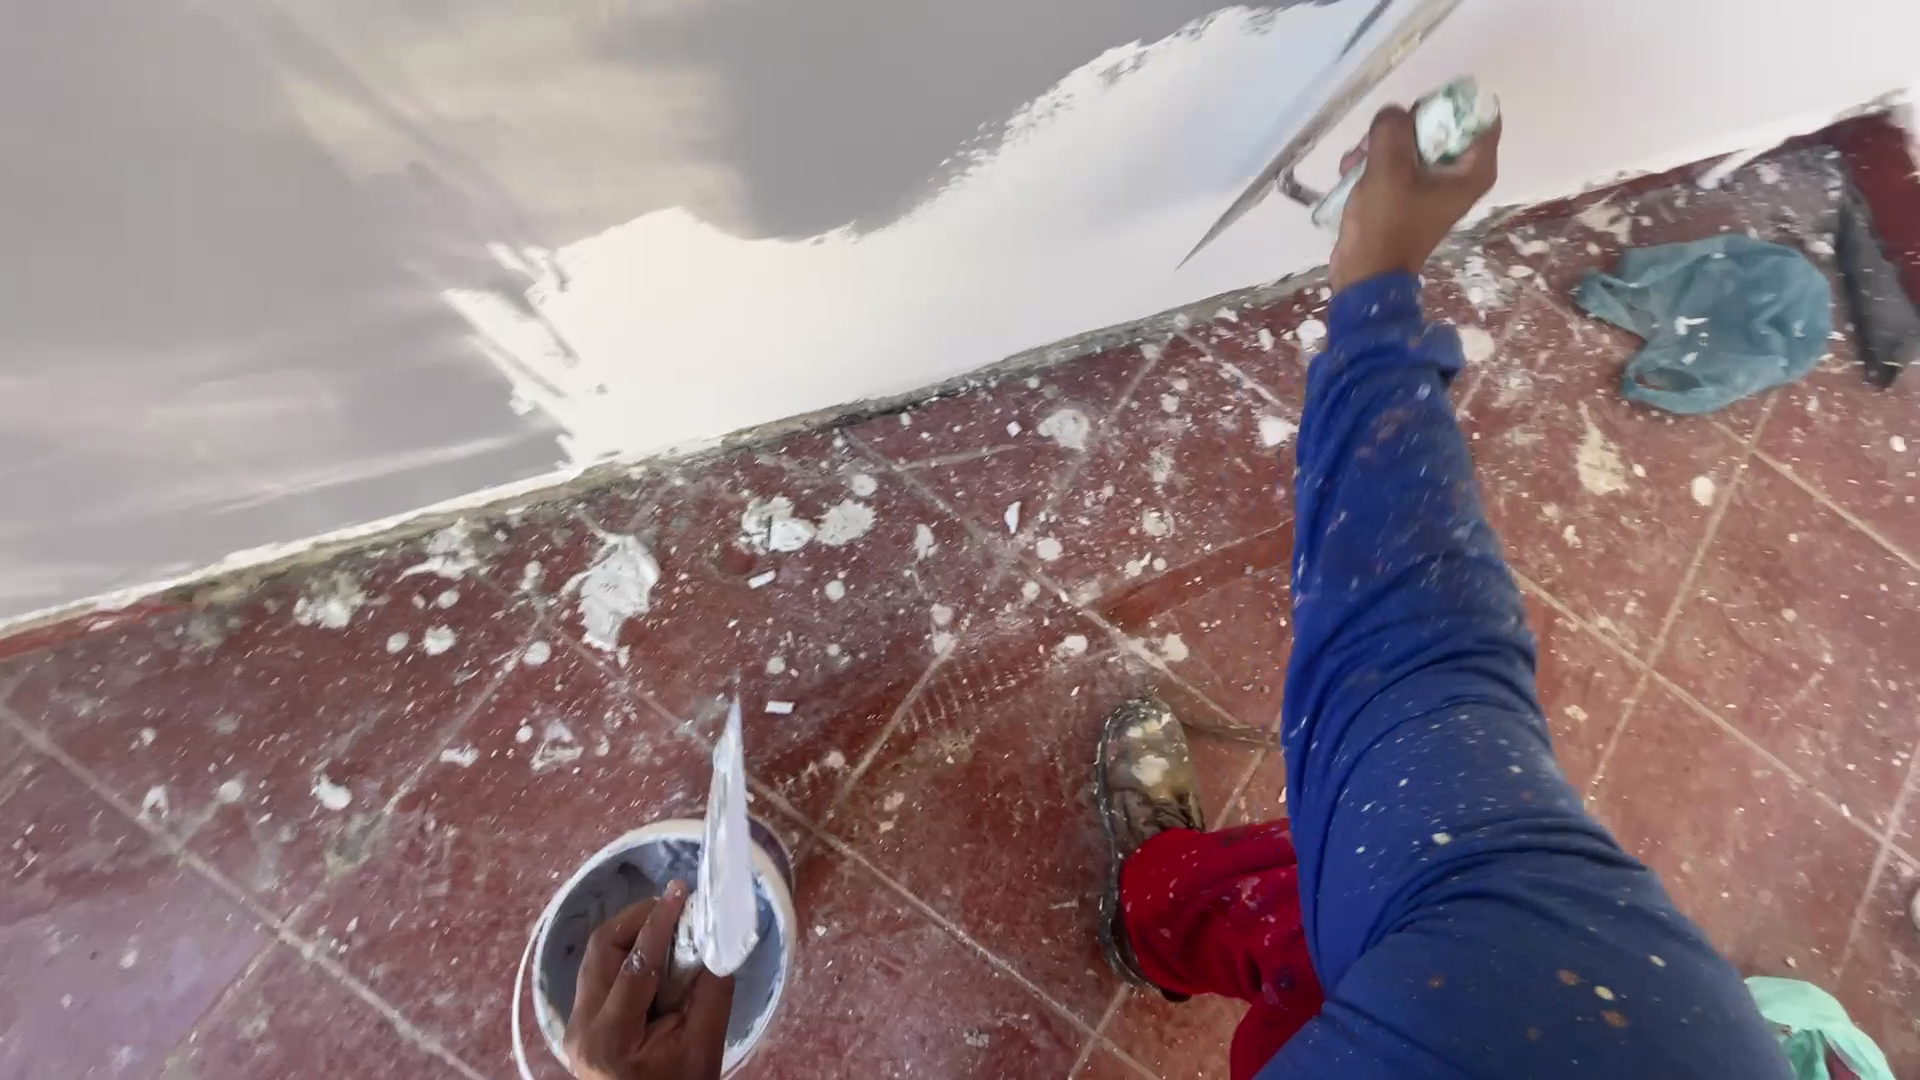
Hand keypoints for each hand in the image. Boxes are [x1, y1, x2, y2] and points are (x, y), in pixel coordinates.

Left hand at [564, 881, 735, 1079]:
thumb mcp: (705, 1045)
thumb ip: (711, 987)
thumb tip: (717, 936)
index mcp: (609, 1038)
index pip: (635, 963)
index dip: (660, 920)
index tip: (681, 889)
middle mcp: (581, 1027)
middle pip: (601, 948)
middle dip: (639, 918)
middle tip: (674, 906)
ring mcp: (576, 1026)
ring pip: (598, 956)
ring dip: (634, 932)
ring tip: (670, 926)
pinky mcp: (583, 1024)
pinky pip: (603, 971)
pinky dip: (630, 951)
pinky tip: (658, 954)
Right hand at [1329, 105, 1500, 290]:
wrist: (1364, 276)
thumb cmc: (1384, 227)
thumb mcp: (1387, 171)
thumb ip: (1392, 130)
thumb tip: (1391, 114)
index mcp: (1473, 169)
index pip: (1477, 114)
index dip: (1445, 107)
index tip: (1412, 115)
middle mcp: (1459, 176)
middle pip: (1440, 128)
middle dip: (1402, 129)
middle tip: (1373, 140)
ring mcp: (1432, 189)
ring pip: (1411, 147)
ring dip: (1380, 148)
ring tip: (1353, 161)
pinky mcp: (1408, 200)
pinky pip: (1397, 168)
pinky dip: (1374, 166)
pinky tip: (1350, 172)